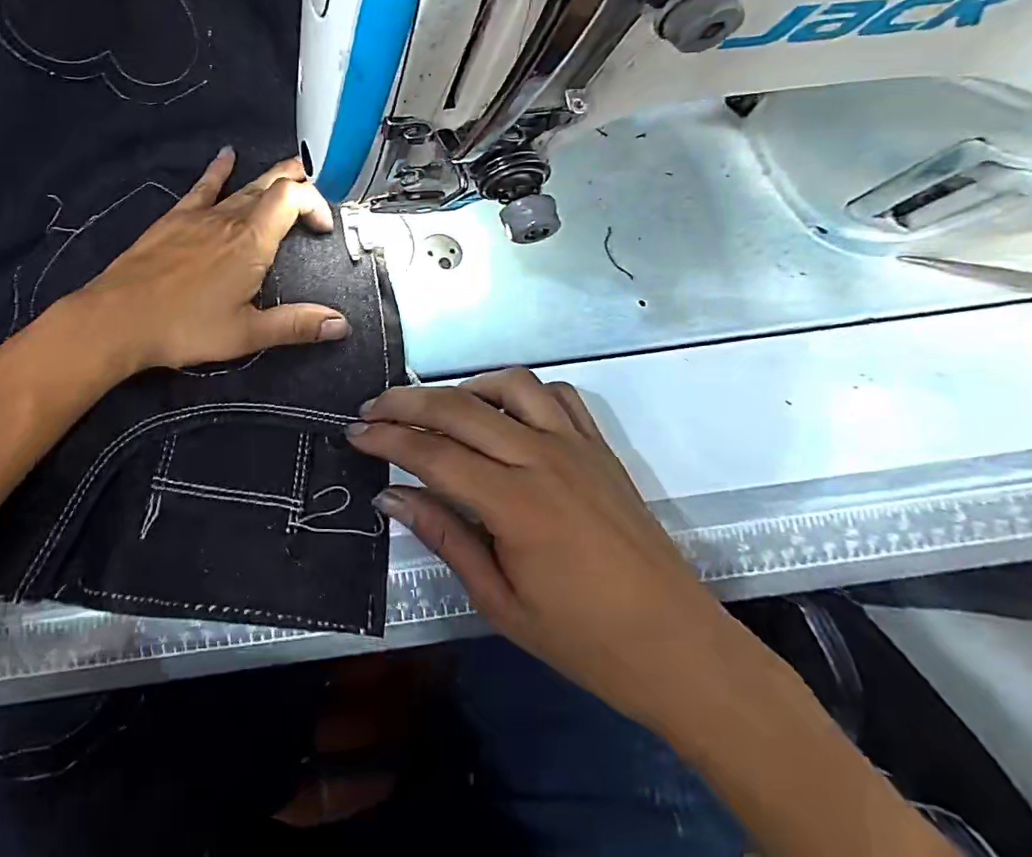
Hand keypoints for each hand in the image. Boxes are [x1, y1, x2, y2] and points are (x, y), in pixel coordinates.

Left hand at [60, 148, 348, 374]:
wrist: (118, 318)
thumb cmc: (184, 327)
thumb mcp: (247, 333)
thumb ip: (296, 325)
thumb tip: (341, 325)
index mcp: (252, 242)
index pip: (294, 198)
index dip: (316, 203)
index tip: (323, 228)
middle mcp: (229, 219)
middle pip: (271, 184)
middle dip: (299, 181)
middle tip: (317, 188)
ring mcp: (200, 215)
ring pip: (243, 185)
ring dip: (270, 177)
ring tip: (290, 167)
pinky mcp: (175, 219)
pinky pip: (202, 187)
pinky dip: (218, 170)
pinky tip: (225, 156)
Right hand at [347, 369, 725, 717]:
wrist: (676, 646)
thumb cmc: (583, 639)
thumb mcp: (499, 602)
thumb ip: (446, 537)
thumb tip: (392, 498)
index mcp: (515, 504)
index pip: (434, 453)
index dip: (387, 439)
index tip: (355, 433)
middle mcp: (544, 459)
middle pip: (461, 408)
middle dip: (407, 402)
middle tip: (372, 409)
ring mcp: (578, 447)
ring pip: (510, 385)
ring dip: (464, 386)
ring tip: (435, 408)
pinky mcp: (601, 449)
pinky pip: (559, 396)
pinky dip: (521, 391)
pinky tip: (503, 412)